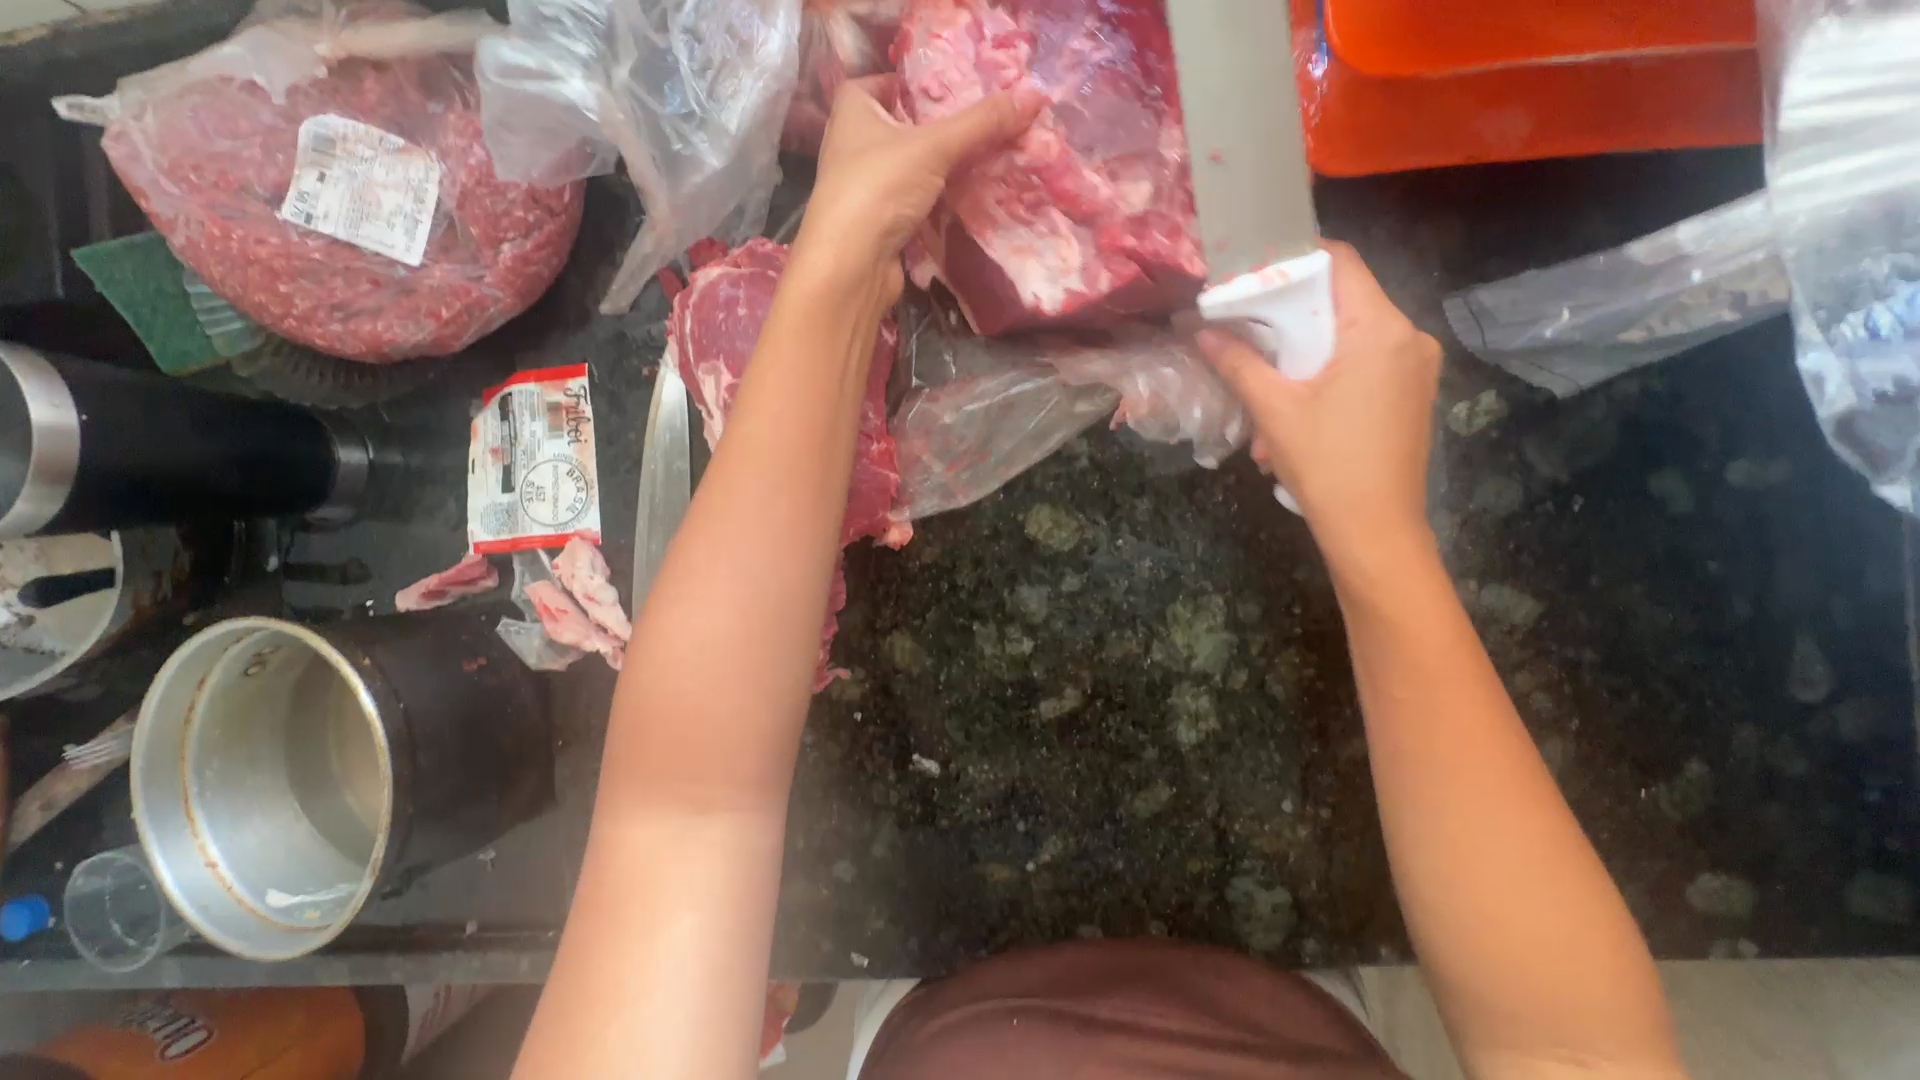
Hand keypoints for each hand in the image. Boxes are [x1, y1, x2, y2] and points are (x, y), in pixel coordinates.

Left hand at [790, 75, 1042, 303]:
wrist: (850, 266)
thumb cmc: (878, 188)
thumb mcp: (934, 146)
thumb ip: (982, 122)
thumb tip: (1035, 95)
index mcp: (853, 109)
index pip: (887, 81)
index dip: (919, 83)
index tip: (958, 89)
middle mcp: (853, 144)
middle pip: (906, 126)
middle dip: (942, 128)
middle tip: (985, 123)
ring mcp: (866, 187)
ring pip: (913, 167)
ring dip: (944, 167)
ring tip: (988, 157)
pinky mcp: (880, 223)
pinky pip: (916, 201)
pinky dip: (939, 200)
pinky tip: (970, 196)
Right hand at [1196, 242, 1441, 554]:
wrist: (1375, 532)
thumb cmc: (1326, 465)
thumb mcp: (1274, 409)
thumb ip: (1238, 362)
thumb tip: (1201, 331)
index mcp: (1380, 330)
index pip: (1340, 263)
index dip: (1293, 261)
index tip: (1253, 278)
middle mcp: (1409, 338)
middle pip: (1343, 302)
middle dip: (1290, 321)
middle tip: (1248, 336)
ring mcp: (1416, 369)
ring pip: (1350, 340)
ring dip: (1303, 360)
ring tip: (1267, 396)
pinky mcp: (1412, 396)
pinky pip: (1364, 367)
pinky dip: (1327, 379)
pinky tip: (1295, 415)